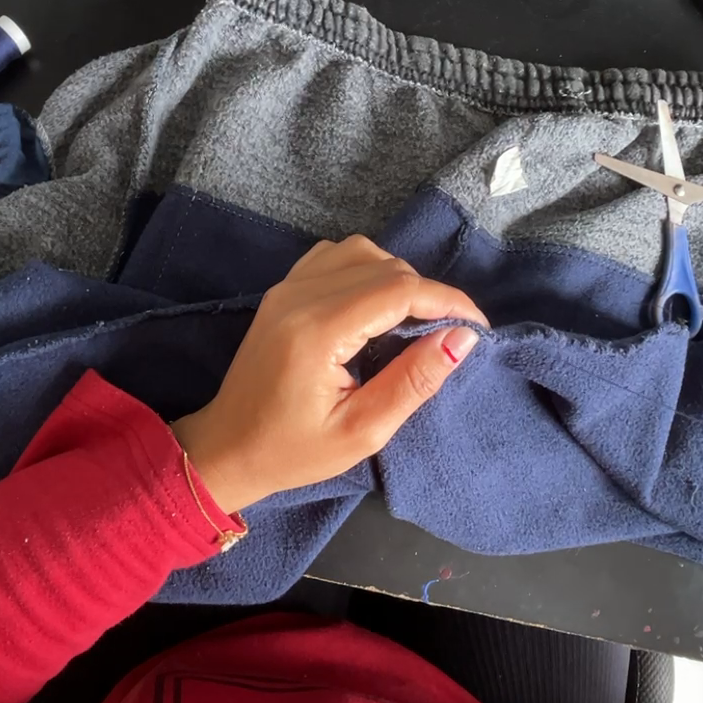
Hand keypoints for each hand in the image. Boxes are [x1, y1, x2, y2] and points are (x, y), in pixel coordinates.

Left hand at [171, 235, 486, 512]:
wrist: (227, 447)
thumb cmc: (292, 451)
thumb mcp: (362, 431)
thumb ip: (413, 381)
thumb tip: (462, 338)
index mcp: (317, 331)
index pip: (398, 290)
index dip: (447, 301)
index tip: (476, 327)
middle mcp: (299, 296)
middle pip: (384, 266)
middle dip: (427, 293)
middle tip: (446, 334)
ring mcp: (287, 287)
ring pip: (361, 252)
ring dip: (397, 278)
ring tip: (412, 320)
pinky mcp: (282, 290)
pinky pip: (334, 257)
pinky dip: (366, 270)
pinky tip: (374, 305)